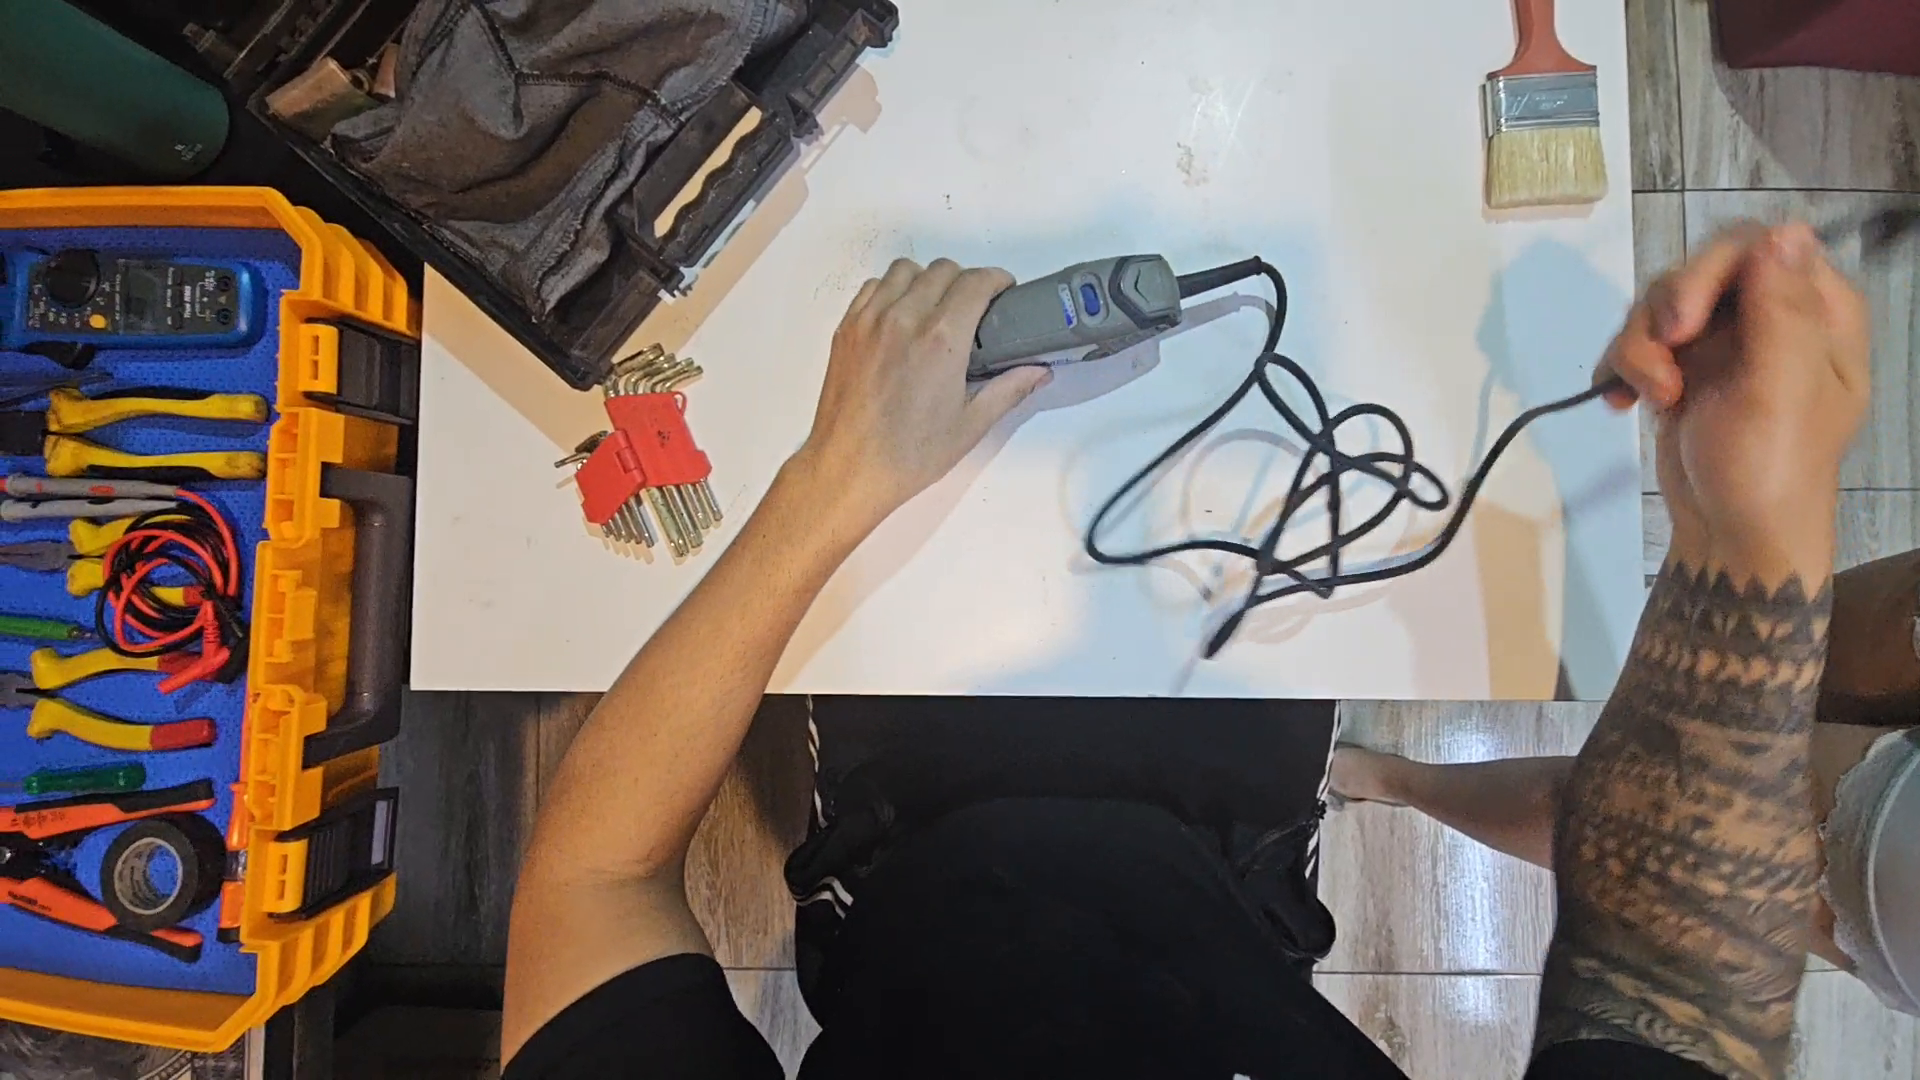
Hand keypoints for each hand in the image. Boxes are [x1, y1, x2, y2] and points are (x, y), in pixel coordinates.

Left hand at [791, 258, 1051, 528]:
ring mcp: (870, 320)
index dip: (997, 280)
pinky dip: (892, 290)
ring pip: (905, 270)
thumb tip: (1038, 372)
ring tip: (935, 308)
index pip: (975, 282)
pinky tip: (901, 317)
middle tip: (973, 308)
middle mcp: (904, 318)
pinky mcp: (847, 330)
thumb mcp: (970, 425)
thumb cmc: (910, 454)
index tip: (1003, 292)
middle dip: (965, 281)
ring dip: (927, 280)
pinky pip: (873, 288)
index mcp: (941, 339)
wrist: (851, 468)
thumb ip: (1008, 389)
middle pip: (942, 269)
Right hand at [1596, 223, 1869, 583]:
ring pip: (1652, 314)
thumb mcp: (1782, 386)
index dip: (1704, 276)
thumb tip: (1781, 231)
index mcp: (1812, 311)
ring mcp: (1717, 347)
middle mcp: (1764, 318)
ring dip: (1634, 355)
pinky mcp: (1677, 374)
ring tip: (1648, 400)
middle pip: (1690, 276)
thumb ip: (1782, 310)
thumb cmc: (1770, 461)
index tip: (1678, 328)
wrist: (1731, 525)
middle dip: (1658, 322)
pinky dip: (1616, 374)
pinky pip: (1632, 349)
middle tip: (1657, 371)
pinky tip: (1622, 405)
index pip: (1752, 249)